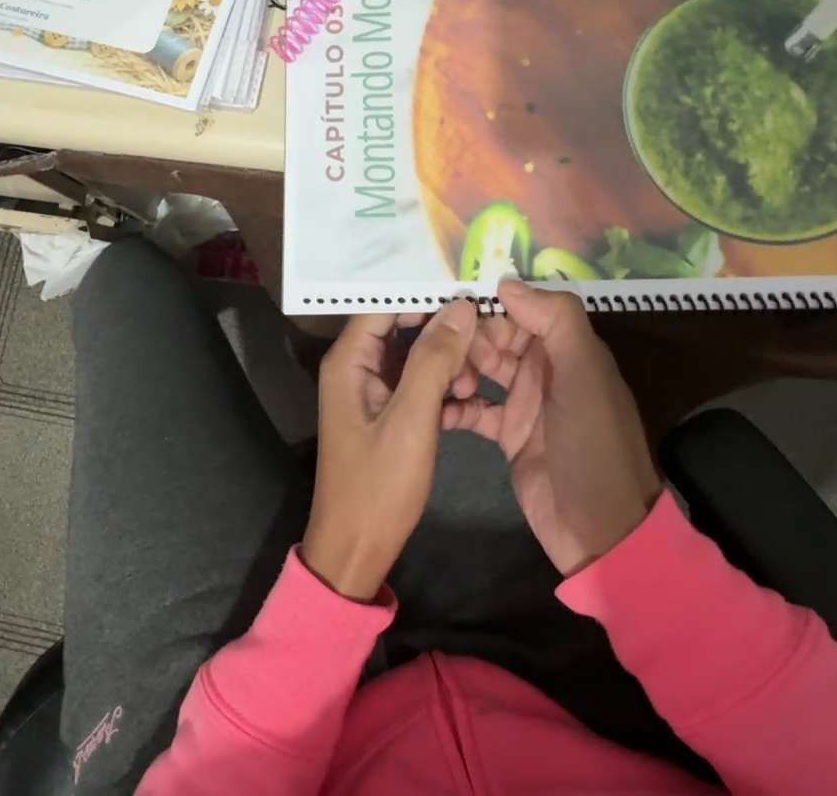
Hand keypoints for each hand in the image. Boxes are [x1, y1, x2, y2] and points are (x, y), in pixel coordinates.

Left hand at [304, 302, 479, 600]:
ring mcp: (373, 391)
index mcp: (349, 361)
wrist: (357, 548)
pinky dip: (445, 387)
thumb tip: (461, 306)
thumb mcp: (410, 421)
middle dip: (445, 327)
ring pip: (416, 354)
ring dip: (449, 360)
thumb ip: (433, 361)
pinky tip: (472, 401)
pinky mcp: (389, 413)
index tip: (470, 288)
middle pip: (403, 325)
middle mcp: (357, 367)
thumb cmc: (378, 485)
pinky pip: (420, 383)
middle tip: (487, 332)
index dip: (425, 292)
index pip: (384, 303)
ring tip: (480, 376)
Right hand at [452, 280, 662, 575]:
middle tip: (436, 347)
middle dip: (466, 337)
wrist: (599, 529)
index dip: (488, 304)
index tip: (448, 302)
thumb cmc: (593, 445)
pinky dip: (454, 406)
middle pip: (497, 335)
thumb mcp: (584, 376)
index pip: (522, 309)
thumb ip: (555, 322)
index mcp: (568, 349)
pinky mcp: (508, 435)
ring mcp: (526, 403)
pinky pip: (474, 409)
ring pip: (481, 368)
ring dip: (457, 368)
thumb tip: (506, 282)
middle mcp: (546, 370)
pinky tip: (433, 407)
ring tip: (437, 378)